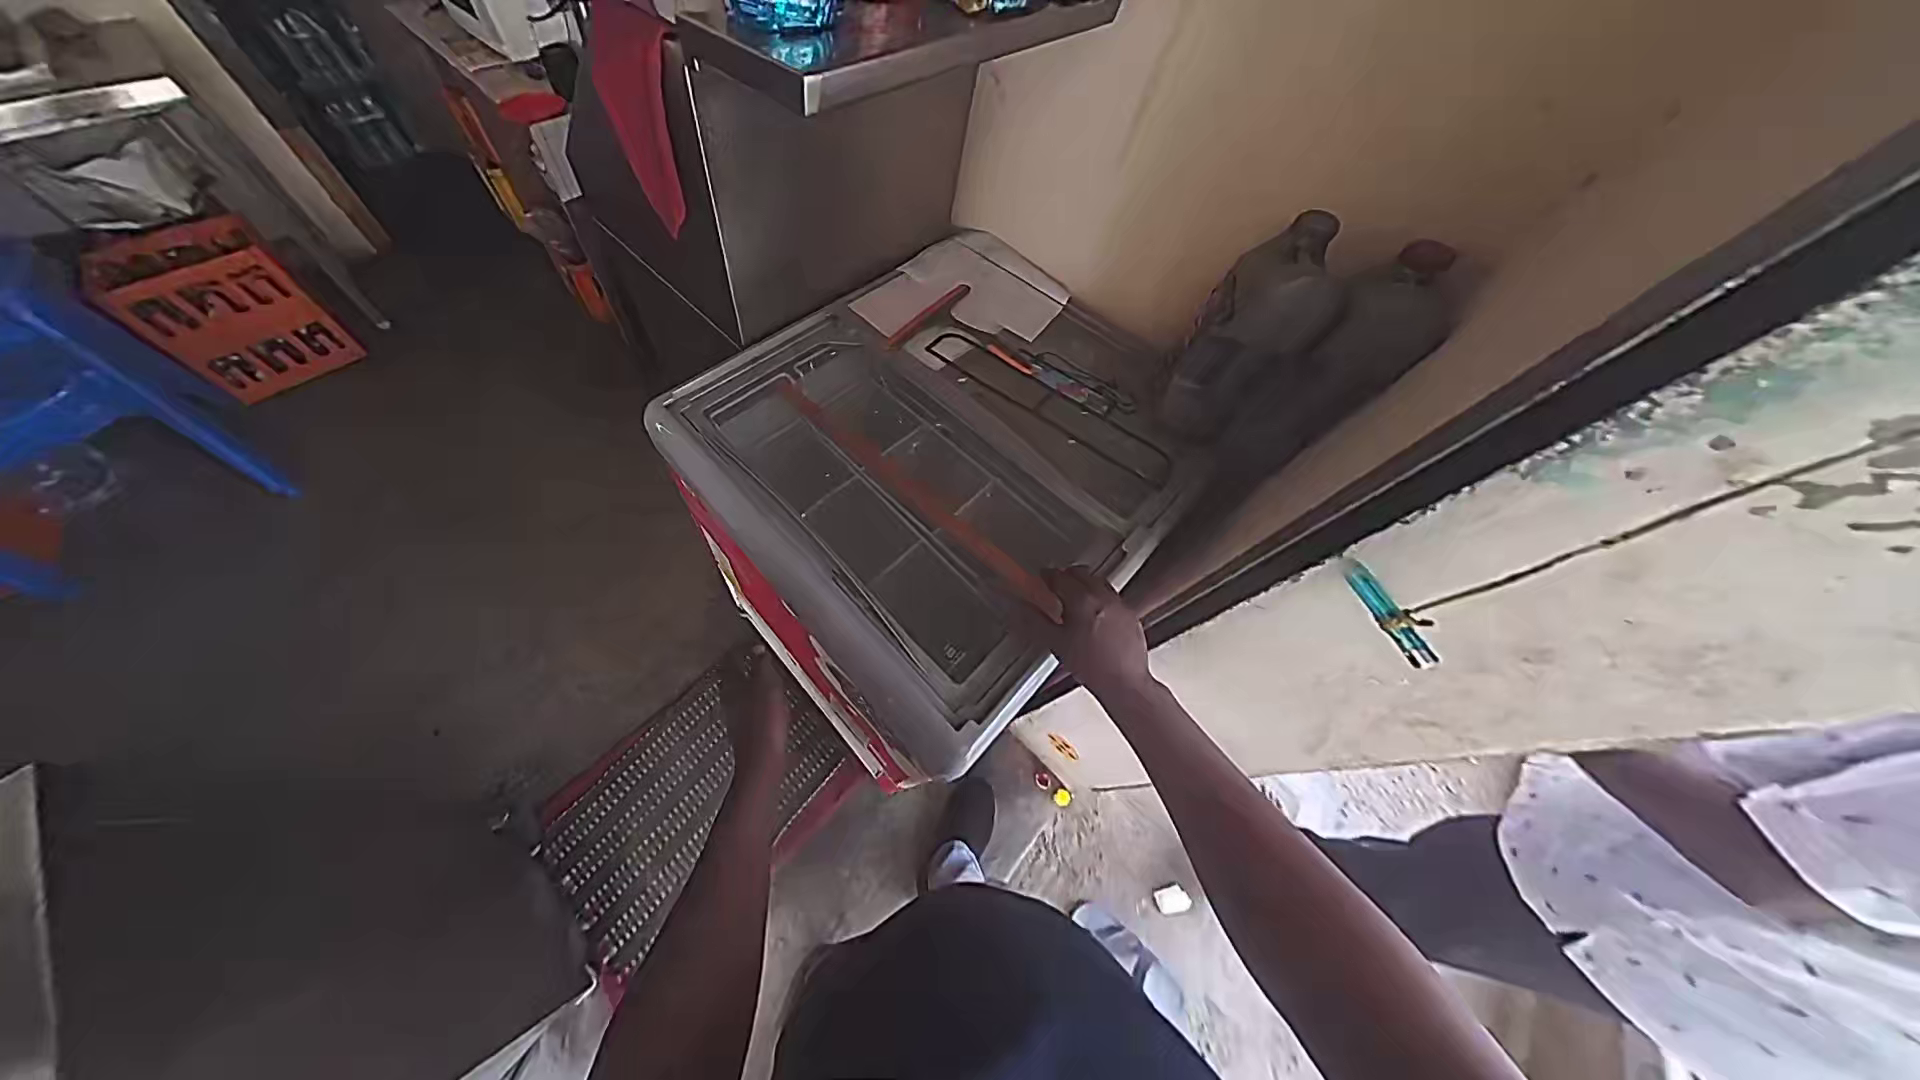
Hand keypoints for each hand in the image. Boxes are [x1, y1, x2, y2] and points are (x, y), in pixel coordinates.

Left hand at [728, 648, 790, 784]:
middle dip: (749, 667)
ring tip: (774, 680)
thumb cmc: (764, 728)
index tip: (754, 642)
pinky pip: (757, 713)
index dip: (741, 649)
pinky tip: (779, 709)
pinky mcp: (750, 735)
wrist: (762, 769)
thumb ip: (763, 668)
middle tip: (764, 657)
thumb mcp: (769, 690)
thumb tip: (760, 649)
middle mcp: (731, 703)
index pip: (731, 661)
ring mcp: (739, 720)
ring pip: (746, 696)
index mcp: (733, 688)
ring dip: (758, 686)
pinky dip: (766, 706)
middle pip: (736, 678)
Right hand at [1019, 567, 1153, 698]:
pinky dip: (1099, 597)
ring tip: (1074, 596)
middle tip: (1056, 583)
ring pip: (1098, 582)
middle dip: (1066, 575)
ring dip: (1084, 583)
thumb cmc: (1093, 667)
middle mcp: (1102, 597)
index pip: (1060, 577)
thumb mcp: (1056, 643)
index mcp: (1082, 601)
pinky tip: (1094, 612)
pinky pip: (1111, 596)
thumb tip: (1022, 608)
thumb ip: (1036, 621)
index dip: (1047, 576)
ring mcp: (1118, 604)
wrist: (1124, 682)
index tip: (1043, 577)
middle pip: (1081, 573)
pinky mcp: (1130, 614)